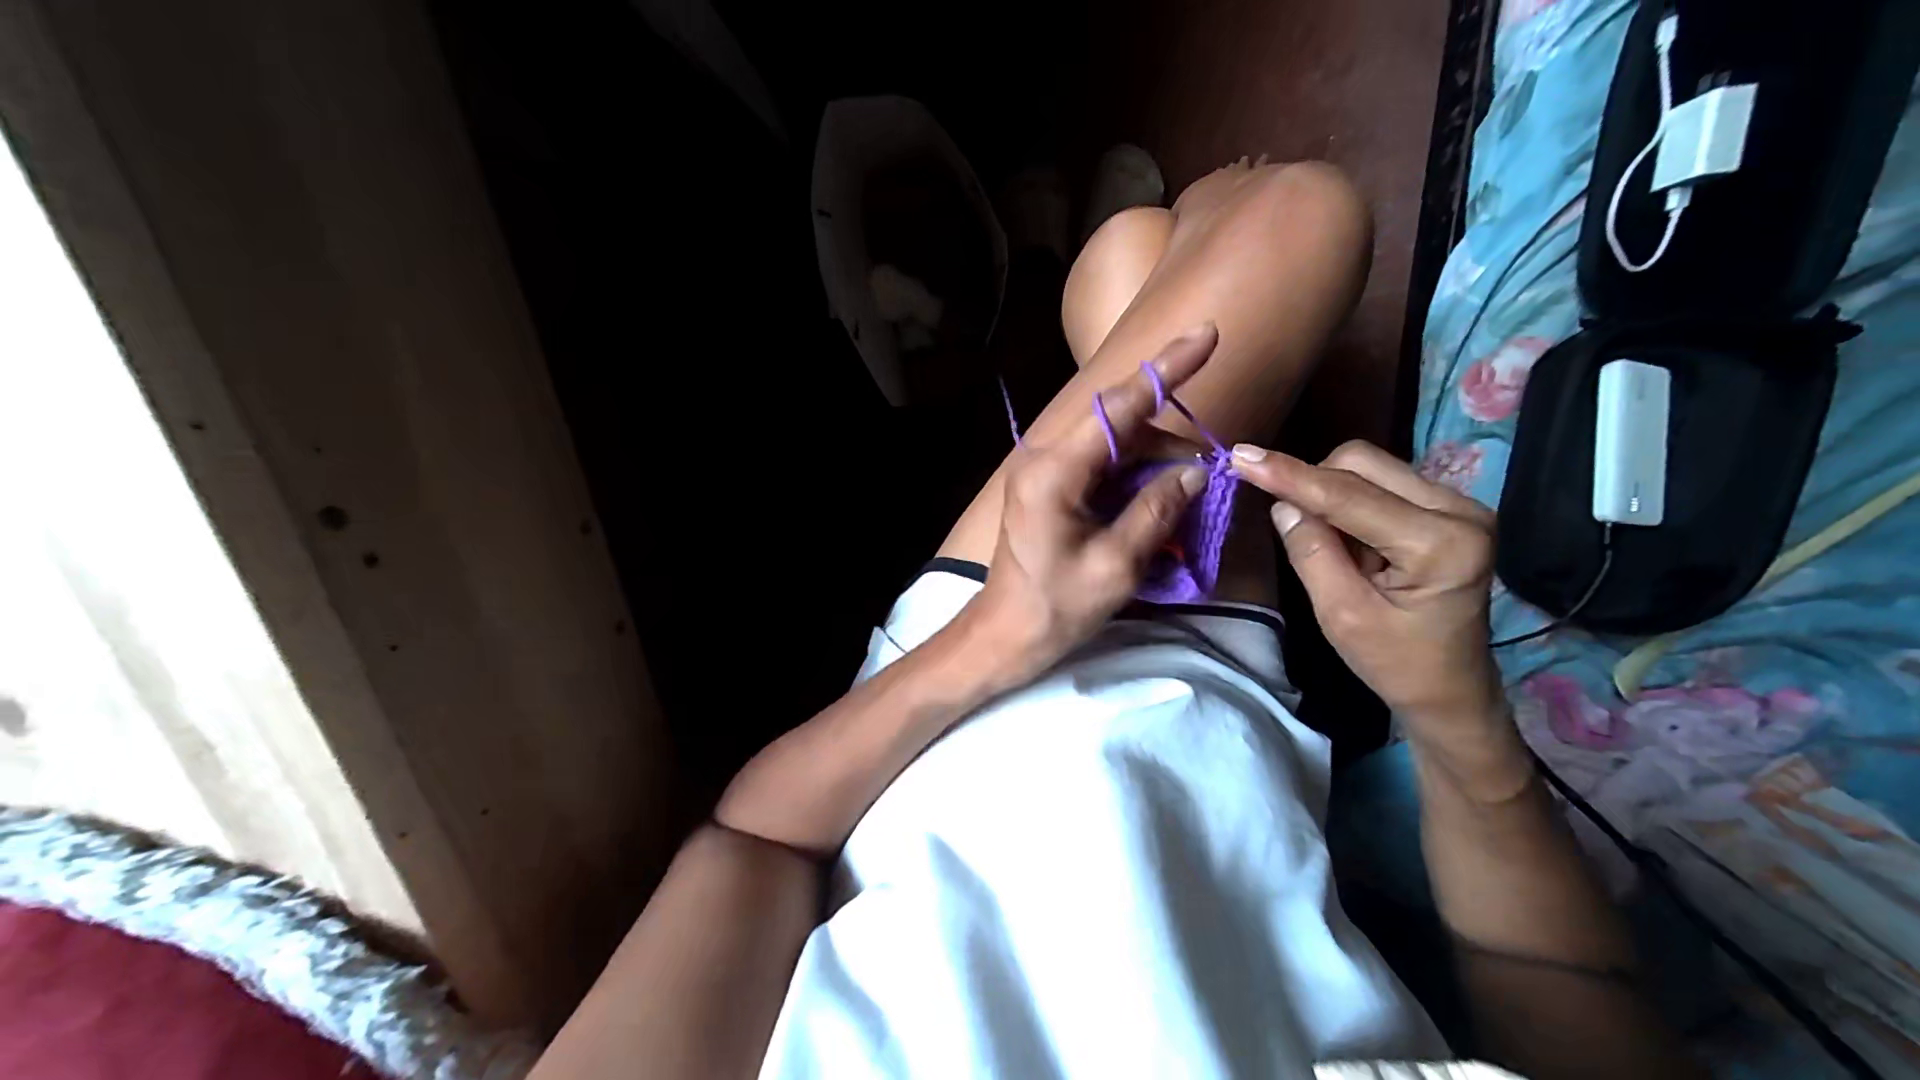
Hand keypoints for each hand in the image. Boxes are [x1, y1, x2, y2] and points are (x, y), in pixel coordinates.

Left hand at [961, 325, 1217, 687]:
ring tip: (1188, 498)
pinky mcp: (1048, 486)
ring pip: (1113, 446)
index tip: (1207, 334)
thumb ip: (1157, 509)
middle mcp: (1044, 458)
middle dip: (1168, 441)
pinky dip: (1133, 478)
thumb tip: (1196, 471)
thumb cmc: (1056, 607)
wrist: (1005, 634)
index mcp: (1055, 471)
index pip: (1117, 406)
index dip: (1166, 369)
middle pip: (1119, 426)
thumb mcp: (1117, 564)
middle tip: (1209, 473)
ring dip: (1153, 463)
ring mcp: (1043, 471)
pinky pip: (1100, 467)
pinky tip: (1157, 501)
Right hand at [1229, 441, 1527, 794]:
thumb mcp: (1341, 615)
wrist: (1450, 688)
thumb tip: (1282, 505)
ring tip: (1330, 545)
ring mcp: (1457, 504)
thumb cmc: (1395, 662)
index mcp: (1440, 543)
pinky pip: (1379, 482)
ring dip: (1329, 494)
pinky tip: (1349, 540)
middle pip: (1360, 464)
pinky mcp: (1446, 508)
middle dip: (1312, 483)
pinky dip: (1346, 502)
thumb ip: (1311, 553)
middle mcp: (1459, 509)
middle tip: (1292, 526)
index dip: (1289, 475)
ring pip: (1368, 467)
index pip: (1347, 495)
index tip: (1241, 456)